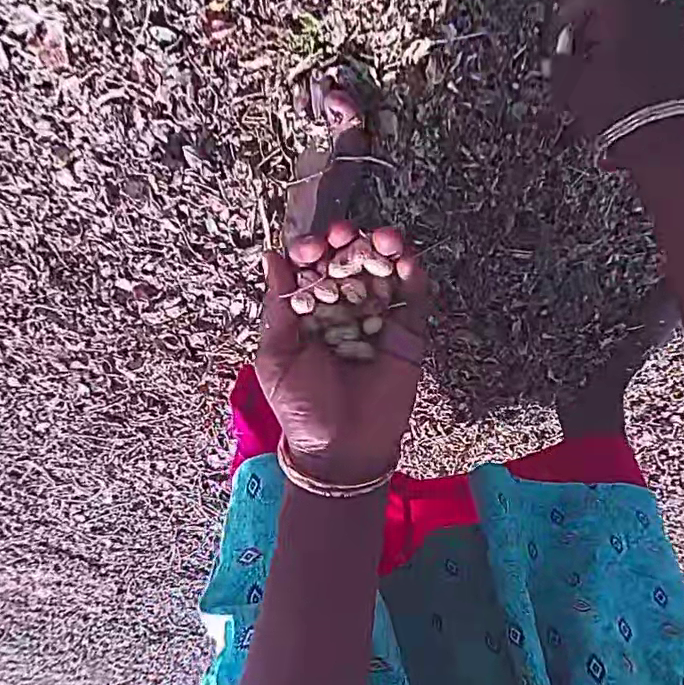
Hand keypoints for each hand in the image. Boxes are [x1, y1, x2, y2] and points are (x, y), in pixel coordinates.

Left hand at [257, 221, 432, 485]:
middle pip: (347, 264)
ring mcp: (375, 319)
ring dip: (384, 250)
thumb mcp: (276, 357)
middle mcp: (342, 309)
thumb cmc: (302, 407)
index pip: (310, 269)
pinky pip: (412, 300)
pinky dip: (412, 277)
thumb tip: (271, 257)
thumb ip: (278, 308)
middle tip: (346, 234)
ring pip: (381, 274)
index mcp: (308, 313)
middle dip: (347, 244)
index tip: (312, 247)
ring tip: (385, 238)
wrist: (341, 450)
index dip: (312, 251)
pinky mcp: (405, 334)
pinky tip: (407, 261)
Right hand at [549, 0, 683, 142]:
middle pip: (610, 7)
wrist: (655, 132)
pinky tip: (603, 81)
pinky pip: (638, 45)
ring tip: (581, 73)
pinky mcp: (673, 55)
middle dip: (583, 29)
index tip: (552, 28)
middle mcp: (651, 12)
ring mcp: (666, 33)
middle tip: (563, 53)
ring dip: (600, 45)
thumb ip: (558, 62)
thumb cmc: (614, 104)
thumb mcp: (571, 82)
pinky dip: (617, 57)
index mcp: (625, 9)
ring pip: (624, 27)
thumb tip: (553, 58)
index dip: (565, 8)